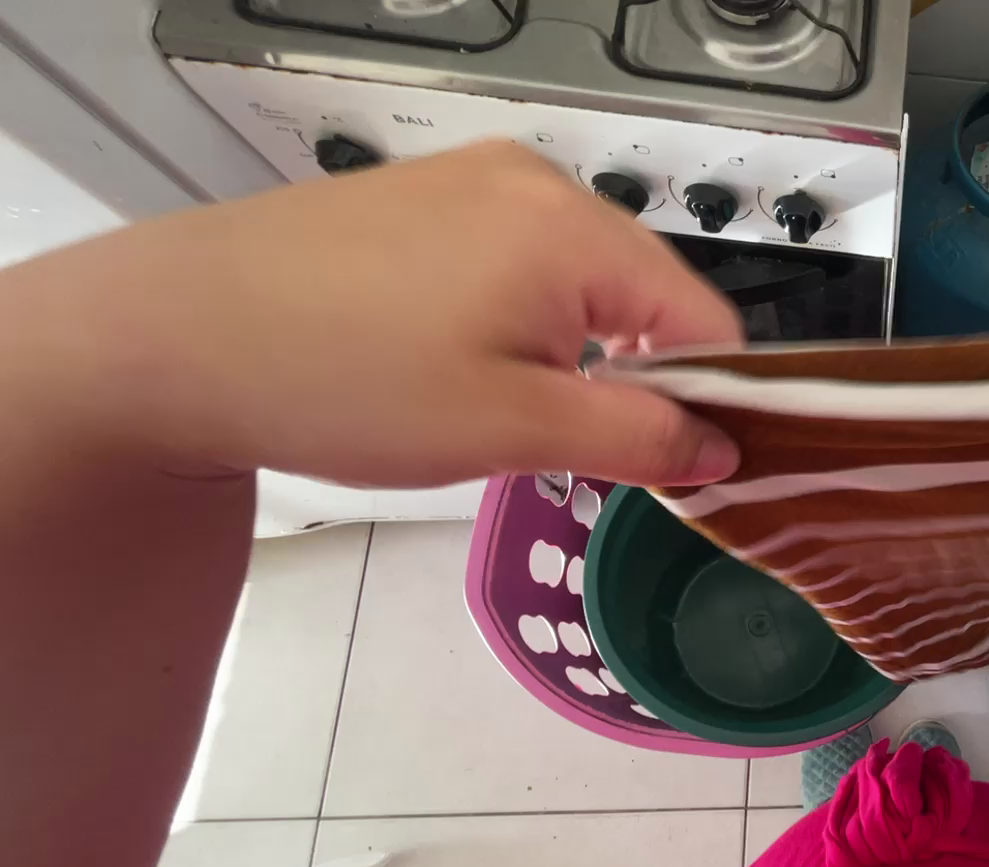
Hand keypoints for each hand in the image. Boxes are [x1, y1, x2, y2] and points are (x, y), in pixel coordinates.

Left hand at [0, 140, 742, 487]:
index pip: (710, 320)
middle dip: (652, 375)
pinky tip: (499, 354)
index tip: (688, 457)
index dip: (716, 396)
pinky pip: (547, 263)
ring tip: (540, 400)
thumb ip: (643, 439)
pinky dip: (553, 319)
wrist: (158, 340)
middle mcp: (543, 186)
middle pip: (659, 296)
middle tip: (601, 440)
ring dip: (601, 351)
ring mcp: (489, 182)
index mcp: (573, 230)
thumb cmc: (348, 383)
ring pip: (605, 282)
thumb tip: (725, 450)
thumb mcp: (518, 428)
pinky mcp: (447, 196)